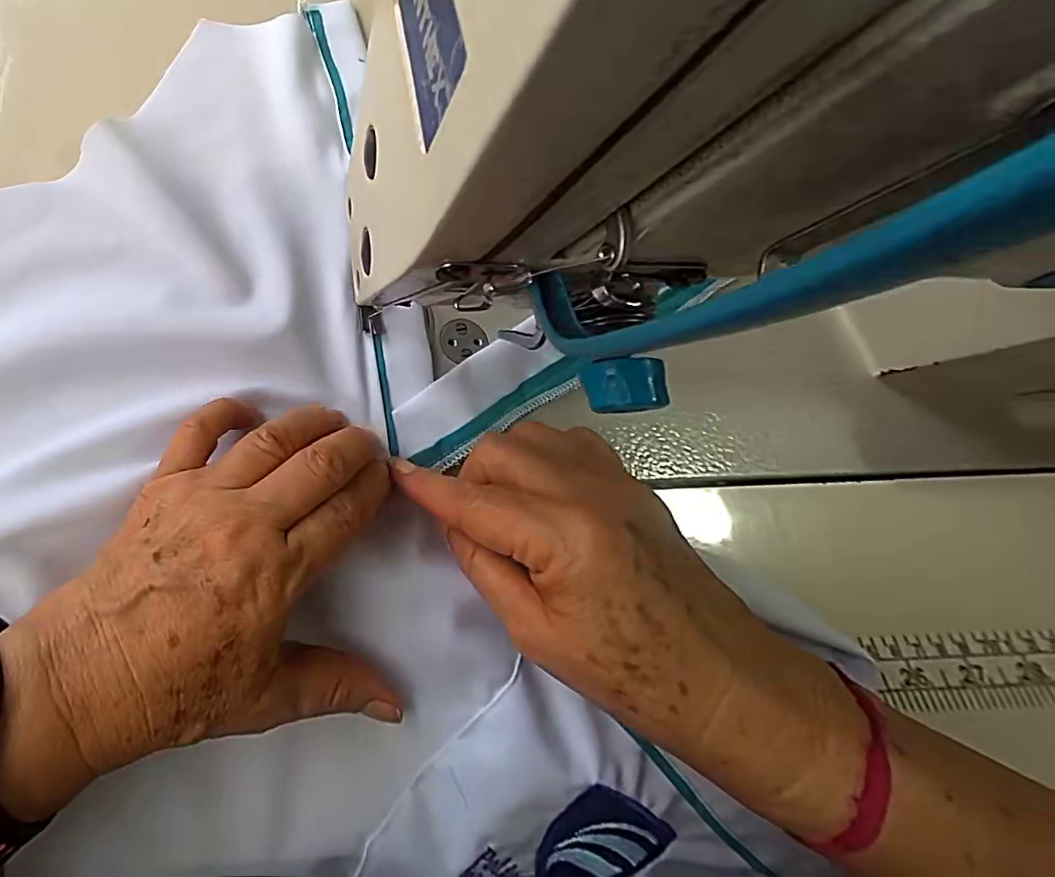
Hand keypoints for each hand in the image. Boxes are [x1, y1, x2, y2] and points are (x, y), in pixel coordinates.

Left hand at [0, 400, 399, 819]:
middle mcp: (245, 521)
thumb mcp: (266, 698)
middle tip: (366, 440)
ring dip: (302, 423)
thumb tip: (395, 702)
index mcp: (279, 571)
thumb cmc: (182, 684)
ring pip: (264, 443)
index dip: (370, 489)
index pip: (341, 514)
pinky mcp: (162, 484)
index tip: (385, 475)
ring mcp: (200, 496)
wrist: (99, 663)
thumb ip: (333, 686)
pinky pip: (194, 433)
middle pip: (313, 468)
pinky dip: (223, 413)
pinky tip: (245, 412)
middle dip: (349, 448)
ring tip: (326, 417)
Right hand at [389, 422, 866, 837]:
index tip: (389, 469)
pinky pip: (564, 440)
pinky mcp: (631, 482)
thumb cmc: (627, 674)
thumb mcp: (531, 631)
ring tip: (508, 509)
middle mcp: (588, 493)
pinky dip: (538, 456)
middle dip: (467, 479)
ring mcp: (615, 481)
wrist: (730, 684)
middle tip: (474, 525)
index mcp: (562, 537)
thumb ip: (482, 563)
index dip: (424, 485)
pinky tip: (544, 493)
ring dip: (501, 464)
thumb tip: (451, 520)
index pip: (470, 499)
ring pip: (526, 436)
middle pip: (495, 450)